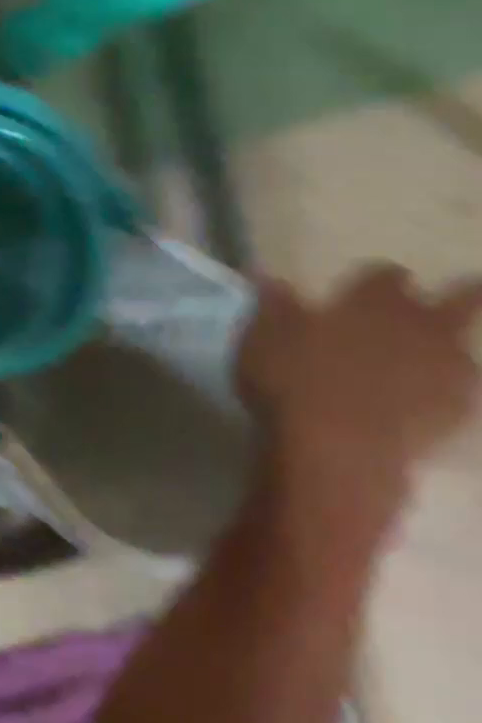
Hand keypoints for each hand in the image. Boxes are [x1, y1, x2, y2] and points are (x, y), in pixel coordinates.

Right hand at [239, 264, 481, 490]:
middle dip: (458, 295)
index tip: (355, 292)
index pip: (385, 275)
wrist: (337, 447)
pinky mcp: (458, 407)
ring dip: (442, 348)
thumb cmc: (291, 383)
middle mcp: (422, 325)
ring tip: (412, 363)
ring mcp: (448, 367)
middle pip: (462, 297)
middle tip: (441, 303)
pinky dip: (438, 390)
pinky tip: (412, 403)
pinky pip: (457, 390)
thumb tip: (271, 277)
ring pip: (461, 346)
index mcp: (374, 303)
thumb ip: (274, 306)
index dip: (372, 281)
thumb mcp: (261, 340)